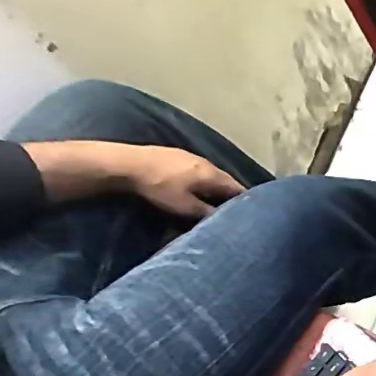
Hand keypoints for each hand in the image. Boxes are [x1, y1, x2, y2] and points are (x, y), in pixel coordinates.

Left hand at [24, 140, 244, 217]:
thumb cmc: (158, 187)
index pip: (240, 190)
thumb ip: (208, 213)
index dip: (247, 203)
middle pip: (228, 181)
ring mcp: (192, 157)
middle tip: (236, 211)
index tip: (252, 215)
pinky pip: (200, 170)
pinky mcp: (177, 156)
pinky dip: (204, 181)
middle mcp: (207, 163)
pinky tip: (197, 189)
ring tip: (217, 202)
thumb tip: (226, 220)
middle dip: (233, 195)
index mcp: (213, 175)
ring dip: (217, 188)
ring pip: (213, 175)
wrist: (124, 164)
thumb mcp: (184, 207)